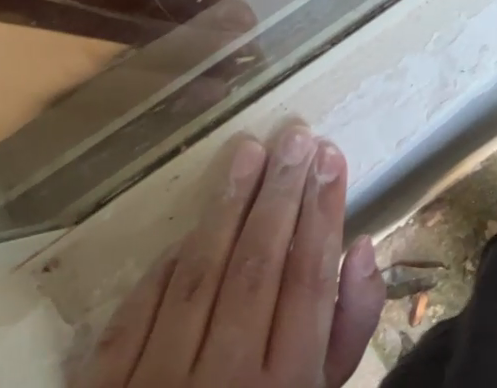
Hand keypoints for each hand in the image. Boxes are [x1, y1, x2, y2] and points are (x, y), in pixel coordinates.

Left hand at [75, 126, 382, 387]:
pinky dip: (164, 268)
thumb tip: (362, 246)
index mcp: (288, 386)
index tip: (331, 156)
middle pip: (258, 266)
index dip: (323, 211)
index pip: (309, 278)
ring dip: (226, 206)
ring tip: (247, 151)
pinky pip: (134, 315)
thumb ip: (350, 327)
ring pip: (198, 277)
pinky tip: (192, 227)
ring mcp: (157, 387)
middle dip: (281, 192)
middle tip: (295, 135)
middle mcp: (226, 382)